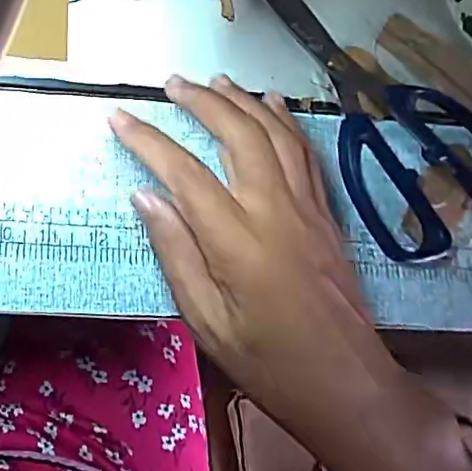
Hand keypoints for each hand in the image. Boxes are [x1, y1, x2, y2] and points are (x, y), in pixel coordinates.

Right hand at [114, 77, 471, 470]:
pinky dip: (285, 121)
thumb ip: (175, 252)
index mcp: (237, 242)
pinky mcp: (326, 215)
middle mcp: (275, 212)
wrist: (353, 390)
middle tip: (171, 82)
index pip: (183, 173)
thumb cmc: (269, 363)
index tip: (118, 117)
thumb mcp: (206, 321)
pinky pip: (305, 154)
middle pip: (237, 136)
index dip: (147, 141)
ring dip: (243, 101)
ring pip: (275, 136)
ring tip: (215, 79)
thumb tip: (145, 195)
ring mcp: (307, 209)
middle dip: (202, 101)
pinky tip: (271, 104)